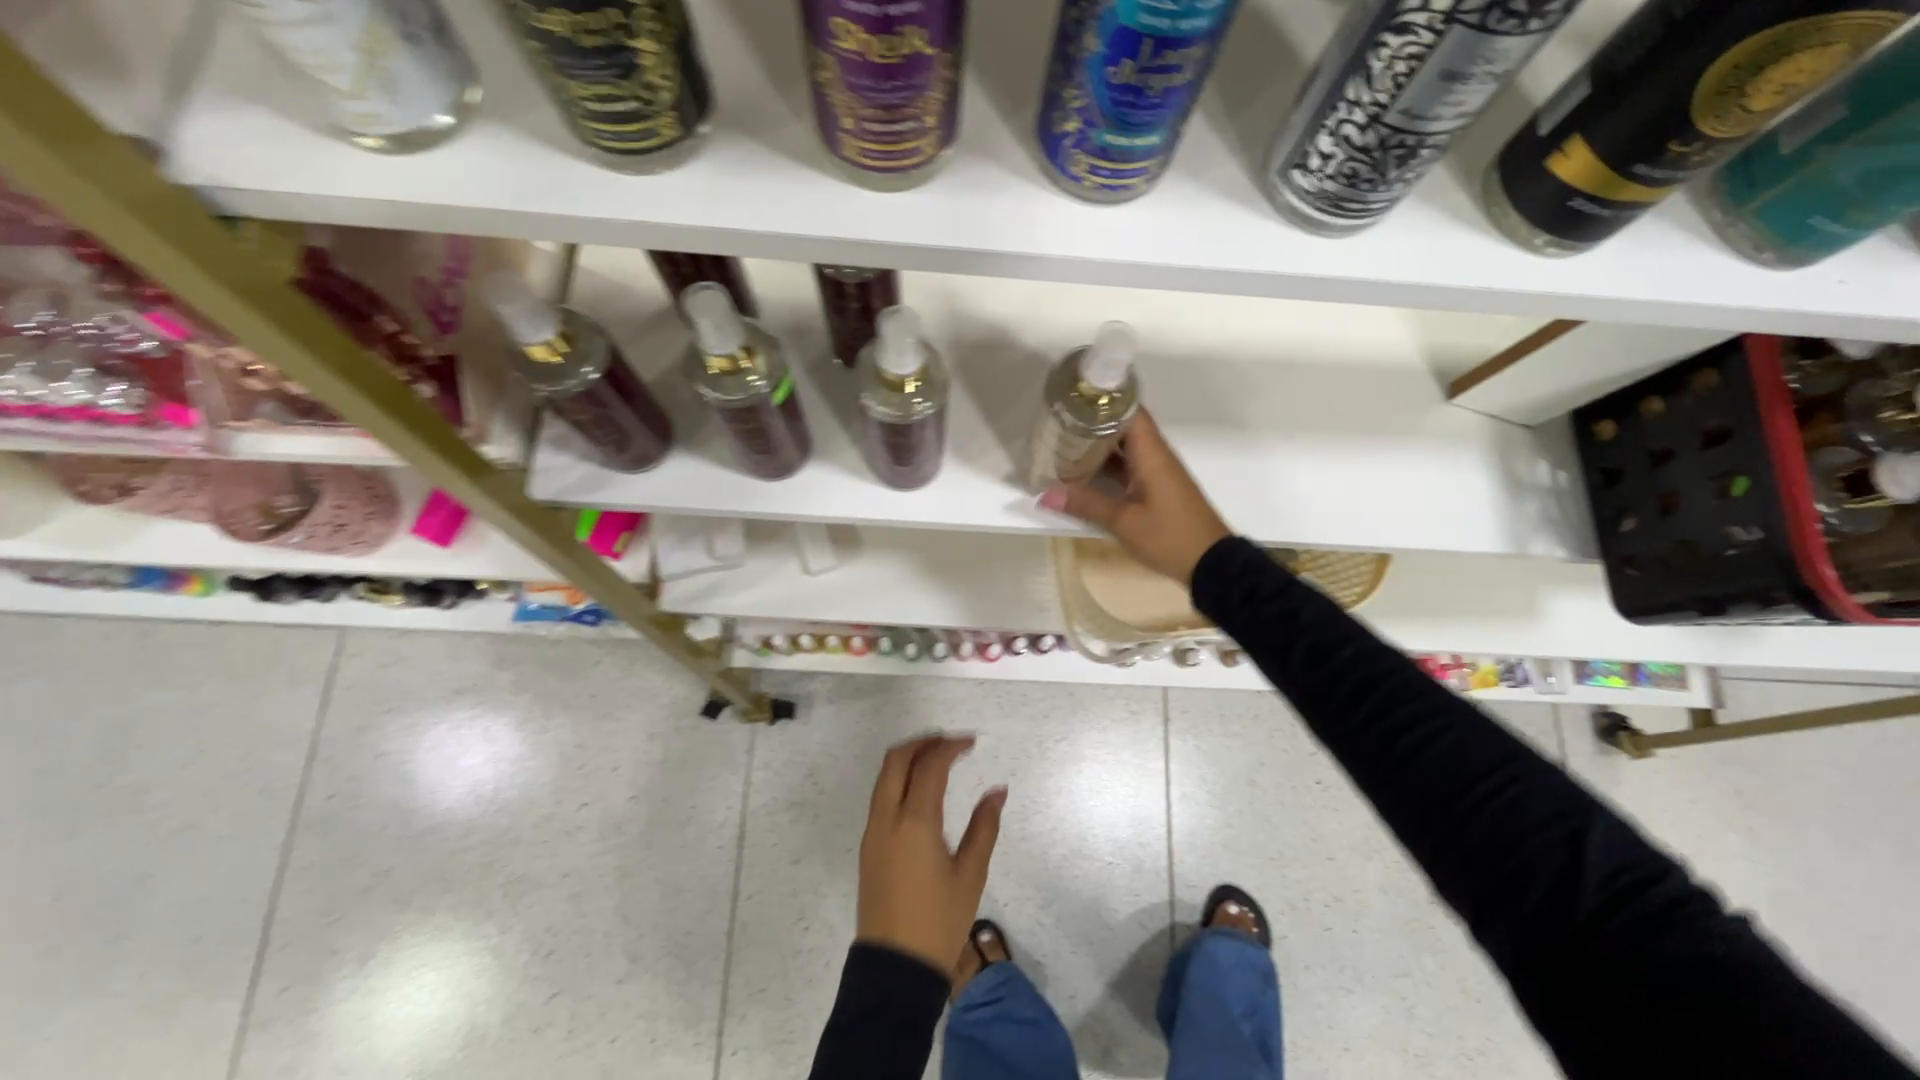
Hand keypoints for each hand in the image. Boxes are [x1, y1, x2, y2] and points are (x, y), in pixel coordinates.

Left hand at [857, 735, 1007, 974]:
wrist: (895, 967)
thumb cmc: (940, 922)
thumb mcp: (971, 875)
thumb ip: (984, 827)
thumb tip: (997, 790)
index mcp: (914, 822)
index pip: (929, 766)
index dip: (950, 747)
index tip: (972, 742)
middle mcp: (886, 819)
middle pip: (895, 760)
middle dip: (922, 742)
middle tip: (950, 742)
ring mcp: (872, 833)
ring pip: (883, 778)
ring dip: (907, 760)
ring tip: (938, 760)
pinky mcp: (868, 847)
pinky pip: (880, 798)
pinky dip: (898, 781)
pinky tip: (922, 791)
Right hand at [1040, 409, 1230, 584]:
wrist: (1212, 564)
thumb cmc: (1170, 537)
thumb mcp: (1124, 522)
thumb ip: (1086, 505)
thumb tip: (1046, 495)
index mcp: (1152, 454)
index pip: (1130, 411)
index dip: (1104, 402)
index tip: (1075, 399)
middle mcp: (1156, 457)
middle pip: (1124, 429)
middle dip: (1093, 426)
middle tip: (1059, 425)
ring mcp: (1158, 474)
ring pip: (1125, 451)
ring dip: (1099, 449)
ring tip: (1064, 447)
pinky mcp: (1158, 490)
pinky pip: (1130, 469)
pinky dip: (1108, 469)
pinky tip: (1085, 476)